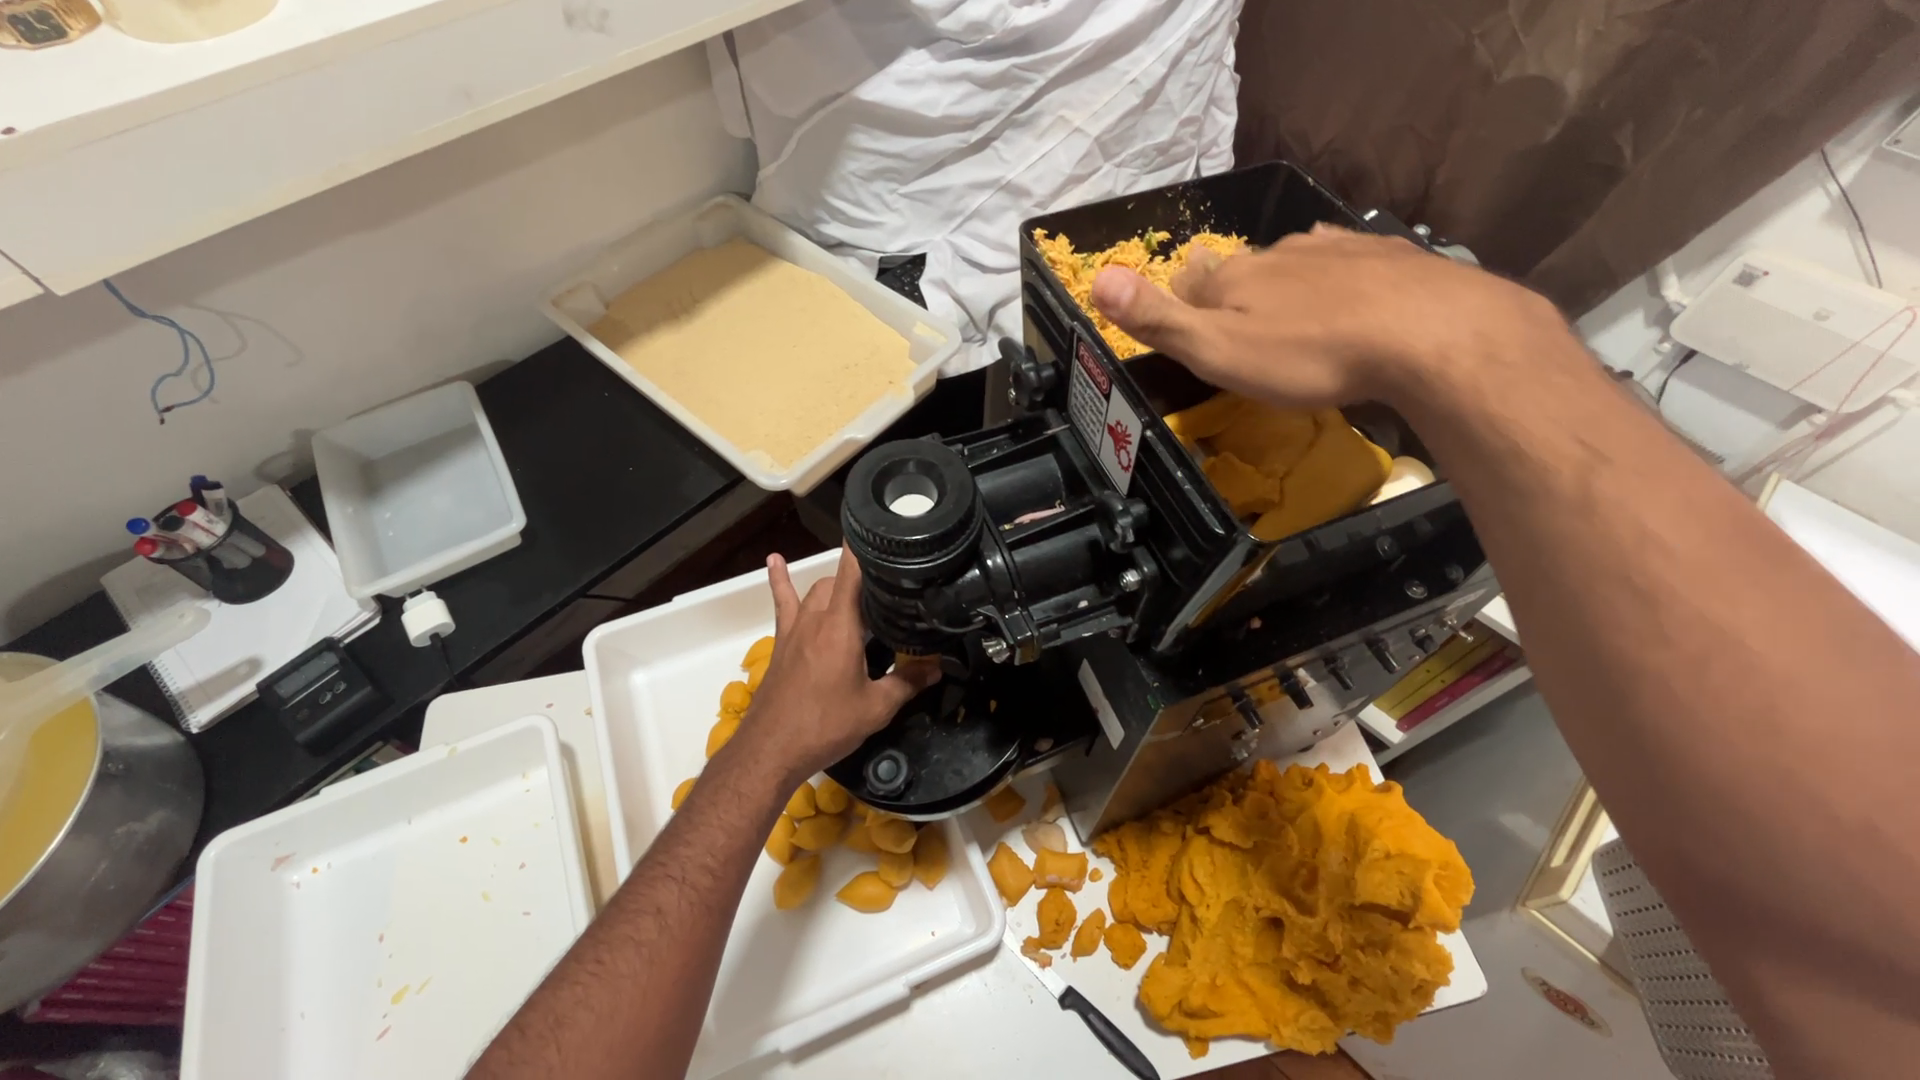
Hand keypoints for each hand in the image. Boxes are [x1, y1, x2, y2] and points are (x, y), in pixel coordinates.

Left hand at [740, 546, 940, 782]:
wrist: (772, 749)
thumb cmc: (825, 725)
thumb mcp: (876, 708)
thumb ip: (907, 682)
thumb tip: (937, 667)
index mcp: (841, 626)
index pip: (854, 572)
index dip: (868, 548)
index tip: (886, 531)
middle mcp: (815, 618)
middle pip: (838, 581)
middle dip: (862, 579)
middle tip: (888, 589)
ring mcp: (794, 629)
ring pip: (815, 590)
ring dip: (835, 585)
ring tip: (858, 588)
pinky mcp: (782, 642)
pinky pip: (783, 604)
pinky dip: (780, 581)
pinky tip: (775, 561)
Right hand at [1089, 224, 1566, 408]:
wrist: (1426, 334)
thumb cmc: (1309, 355)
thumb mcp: (1218, 351)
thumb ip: (1159, 320)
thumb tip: (1095, 278)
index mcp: (1233, 278)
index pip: (1190, 284)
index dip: (1186, 308)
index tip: (1194, 338)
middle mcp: (1277, 252)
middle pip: (1241, 273)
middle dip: (1237, 300)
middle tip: (1247, 342)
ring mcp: (1333, 248)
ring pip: (1293, 266)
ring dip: (1287, 291)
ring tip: (1297, 328)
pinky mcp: (1383, 255)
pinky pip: (1344, 264)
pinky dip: (1337, 284)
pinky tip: (1350, 304)